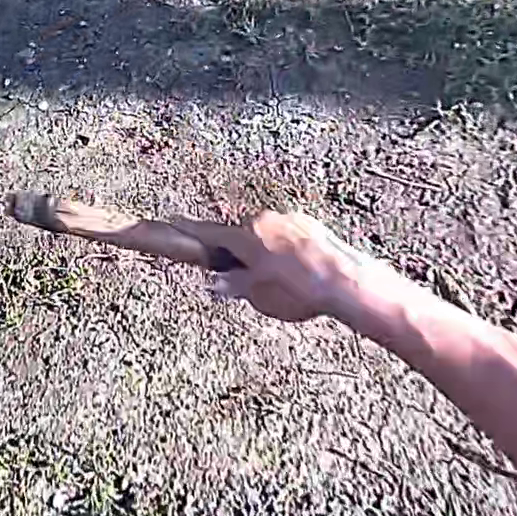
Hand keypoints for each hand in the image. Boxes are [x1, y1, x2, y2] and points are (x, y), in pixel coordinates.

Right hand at [173, 210, 372, 321]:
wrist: (345, 281)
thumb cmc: (298, 292)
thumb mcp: (259, 297)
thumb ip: (235, 285)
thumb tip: (216, 283)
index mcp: (246, 236)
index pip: (210, 233)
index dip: (190, 230)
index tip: (171, 221)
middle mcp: (264, 220)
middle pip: (241, 234)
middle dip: (240, 252)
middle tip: (247, 276)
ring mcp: (288, 219)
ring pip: (266, 235)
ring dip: (266, 251)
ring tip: (284, 281)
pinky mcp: (309, 224)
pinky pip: (287, 235)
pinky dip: (286, 250)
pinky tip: (299, 272)